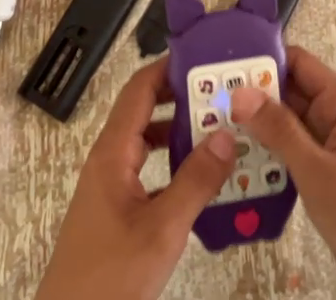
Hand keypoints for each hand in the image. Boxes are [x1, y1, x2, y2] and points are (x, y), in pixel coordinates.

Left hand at [35, 57, 237, 299]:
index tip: (205, 59)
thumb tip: (226, 134)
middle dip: (182, 99)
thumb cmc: (112, 275)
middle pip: (145, 111)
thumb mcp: (163, 228)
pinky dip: (174, 165)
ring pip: (147, 142)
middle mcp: (109, 159)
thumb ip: (196, 180)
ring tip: (222, 130)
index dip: (168, 68)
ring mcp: (111, 184)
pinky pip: (149, 170)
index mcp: (112, 152)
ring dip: (180, 133)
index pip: (139, 90)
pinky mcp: (117, 208)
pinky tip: (204, 178)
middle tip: (224, 94)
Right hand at [231, 48, 335, 299]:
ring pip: (287, 127)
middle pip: (290, 95)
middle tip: (205, 100)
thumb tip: (241, 92)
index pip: (300, 65)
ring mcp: (332, 150)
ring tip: (212, 130)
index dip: (263, 61)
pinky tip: (236, 165)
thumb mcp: (317, 170)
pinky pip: (291, 155)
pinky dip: (268, 157)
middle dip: (252, 97)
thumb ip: (278, 129)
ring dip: (256, 131)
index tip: (222, 65)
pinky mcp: (326, 178)